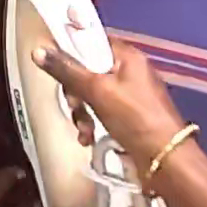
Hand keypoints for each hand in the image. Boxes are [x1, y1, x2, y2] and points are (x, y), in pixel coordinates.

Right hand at [34, 37, 189, 163]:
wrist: (169, 166)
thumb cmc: (136, 119)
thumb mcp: (97, 92)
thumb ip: (67, 70)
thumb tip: (38, 50)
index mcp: (127, 56)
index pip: (92, 40)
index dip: (72, 50)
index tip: (58, 66)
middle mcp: (130, 71)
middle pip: (88, 69)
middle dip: (76, 91)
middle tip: (75, 106)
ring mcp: (131, 96)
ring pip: (93, 93)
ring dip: (83, 112)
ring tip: (84, 130)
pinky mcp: (131, 118)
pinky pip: (102, 111)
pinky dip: (93, 123)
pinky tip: (89, 139)